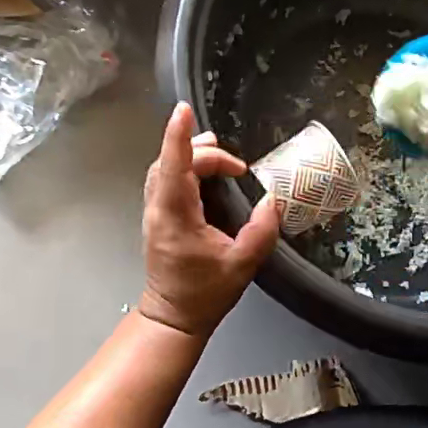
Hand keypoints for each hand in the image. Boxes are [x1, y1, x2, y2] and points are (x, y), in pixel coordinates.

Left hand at [138, 103, 279, 336]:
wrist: (173, 317)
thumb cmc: (204, 294)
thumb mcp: (242, 265)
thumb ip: (261, 231)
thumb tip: (273, 201)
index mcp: (176, 217)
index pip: (174, 166)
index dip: (180, 135)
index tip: (184, 110)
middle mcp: (159, 209)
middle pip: (171, 162)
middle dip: (201, 150)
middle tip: (235, 164)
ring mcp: (154, 213)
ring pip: (164, 169)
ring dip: (190, 155)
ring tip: (219, 155)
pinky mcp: (157, 218)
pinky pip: (165, 180)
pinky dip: (183, 167)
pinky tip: (203, 172)